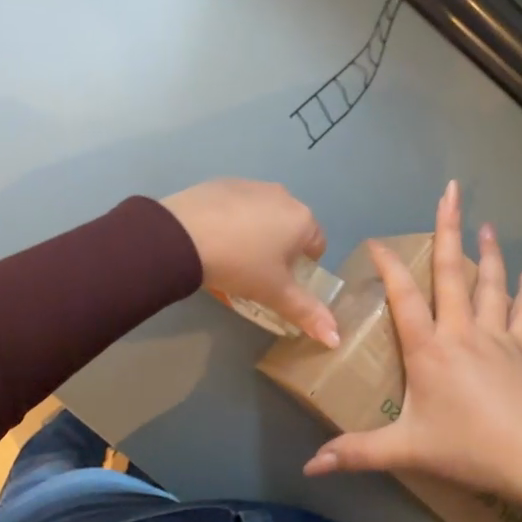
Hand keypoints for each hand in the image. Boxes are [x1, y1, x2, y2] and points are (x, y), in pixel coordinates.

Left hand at [160, 179, 338, 346]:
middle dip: (279, 248)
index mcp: (302, 219)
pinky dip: (231, 219)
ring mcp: (251, 185)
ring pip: (263, 213)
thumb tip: (336, 338)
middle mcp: (282, 195)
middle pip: (290, 227)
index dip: (302, 267)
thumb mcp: (274, 292)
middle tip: (255, 271)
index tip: (280, 281)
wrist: (184, 235)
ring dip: (255, 232)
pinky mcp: (222, 182)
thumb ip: (307, 313)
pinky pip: (236, 204)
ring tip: (231, 255)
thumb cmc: (240, 264)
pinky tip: (212, 237)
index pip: (317, 245)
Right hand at [302, 181, 521, 505]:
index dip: (389, 266)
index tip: (376, 242)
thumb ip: (358, 452)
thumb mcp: (408, 451)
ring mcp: (498, 338)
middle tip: (450, 193)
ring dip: (488, 251)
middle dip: (448, 229)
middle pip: (452, 272)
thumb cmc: (470, 449)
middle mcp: (462, 332)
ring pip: (491, 284)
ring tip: (486, 223)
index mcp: (430, 349)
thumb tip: (310, 465)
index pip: (403, 297)